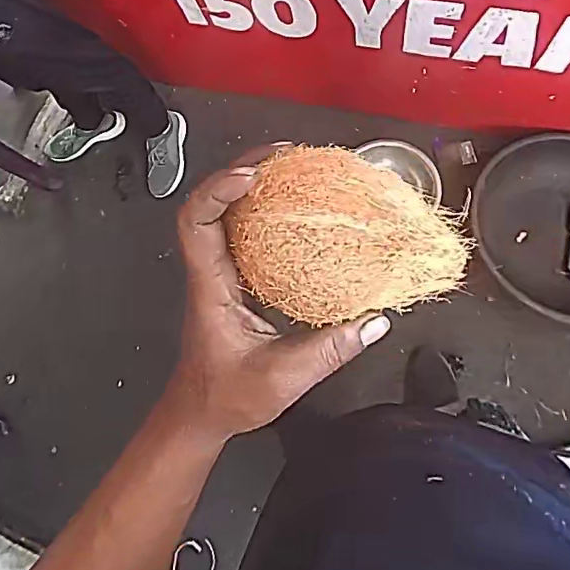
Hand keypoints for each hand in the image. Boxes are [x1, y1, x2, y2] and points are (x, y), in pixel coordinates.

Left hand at [163, 145, 390, 439]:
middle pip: (211, 204)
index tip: (251, 175)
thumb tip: (373, 322)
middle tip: (282, 156)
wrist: (200, 414)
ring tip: (289, 170)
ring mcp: (222, 274)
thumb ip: (330, 351)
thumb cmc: (223, 397)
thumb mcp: (281, 378)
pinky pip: (245, 233)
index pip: (197, 223)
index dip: (218, 190)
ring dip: (252, 186)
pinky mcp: (236, 280)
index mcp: (211, 288)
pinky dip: (265, 212)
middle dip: (241, 170)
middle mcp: (212, 273)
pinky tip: (294, 211)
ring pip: (226, 214)